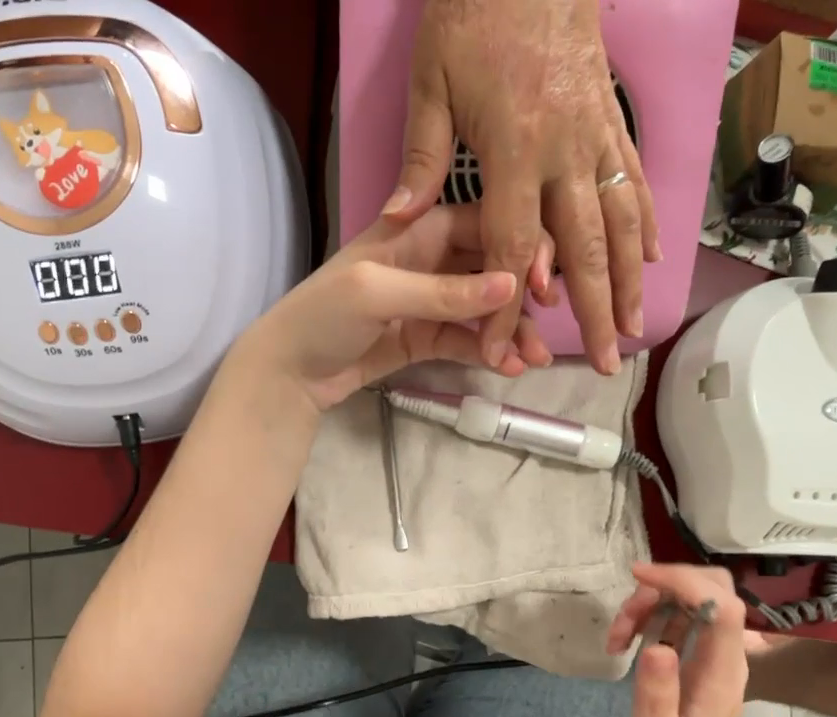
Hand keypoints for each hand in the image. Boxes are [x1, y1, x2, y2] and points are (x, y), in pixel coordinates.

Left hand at [236, 203, 554, 411]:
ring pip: (484, 309)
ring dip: (511, 330)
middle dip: (522, 294)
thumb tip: (511, 284)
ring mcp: (429, 302)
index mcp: (416, 229)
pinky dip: (490, 352)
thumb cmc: (321, 316)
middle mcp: (430, 259)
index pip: (483, 223)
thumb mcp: (377, 294)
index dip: (518, 245)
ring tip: (536, 359)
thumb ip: (443, 291)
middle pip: (492, 266)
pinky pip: (468, 341)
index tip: (544, 280)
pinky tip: (513, 368)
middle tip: (549, 321)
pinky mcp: (425, 338)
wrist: (287, 374)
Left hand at [385, 0, 658, 376]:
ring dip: (628, 280)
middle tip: (606, 363)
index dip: (508, 306)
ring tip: (635, 326)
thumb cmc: (471, 16)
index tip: (506, 349)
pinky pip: (635, 181)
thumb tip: (398, 219)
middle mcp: (564, 151)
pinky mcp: (612, 121)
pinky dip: (645, 223)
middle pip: (582, 249)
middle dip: (592, 312)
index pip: (512, 247)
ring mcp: (596, 136)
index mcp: (513, 149)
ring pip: (619, 222)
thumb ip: (421, 159)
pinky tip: (651, 258)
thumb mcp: (430, 84)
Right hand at [606, 564, 748, 716]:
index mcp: (723, 678)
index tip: (641, 580)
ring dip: (648, 604)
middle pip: (713, 590)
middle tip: (625, 617)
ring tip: (616, 638)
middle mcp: (724, 659)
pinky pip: (676, 617)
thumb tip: (657, 648)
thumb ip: (657, 700)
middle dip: (665, 587)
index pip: (725, 608)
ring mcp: (711, 656)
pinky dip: (647, 618)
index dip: (688, 582)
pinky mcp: (694, 658)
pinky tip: (623, 644)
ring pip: (690, 599)